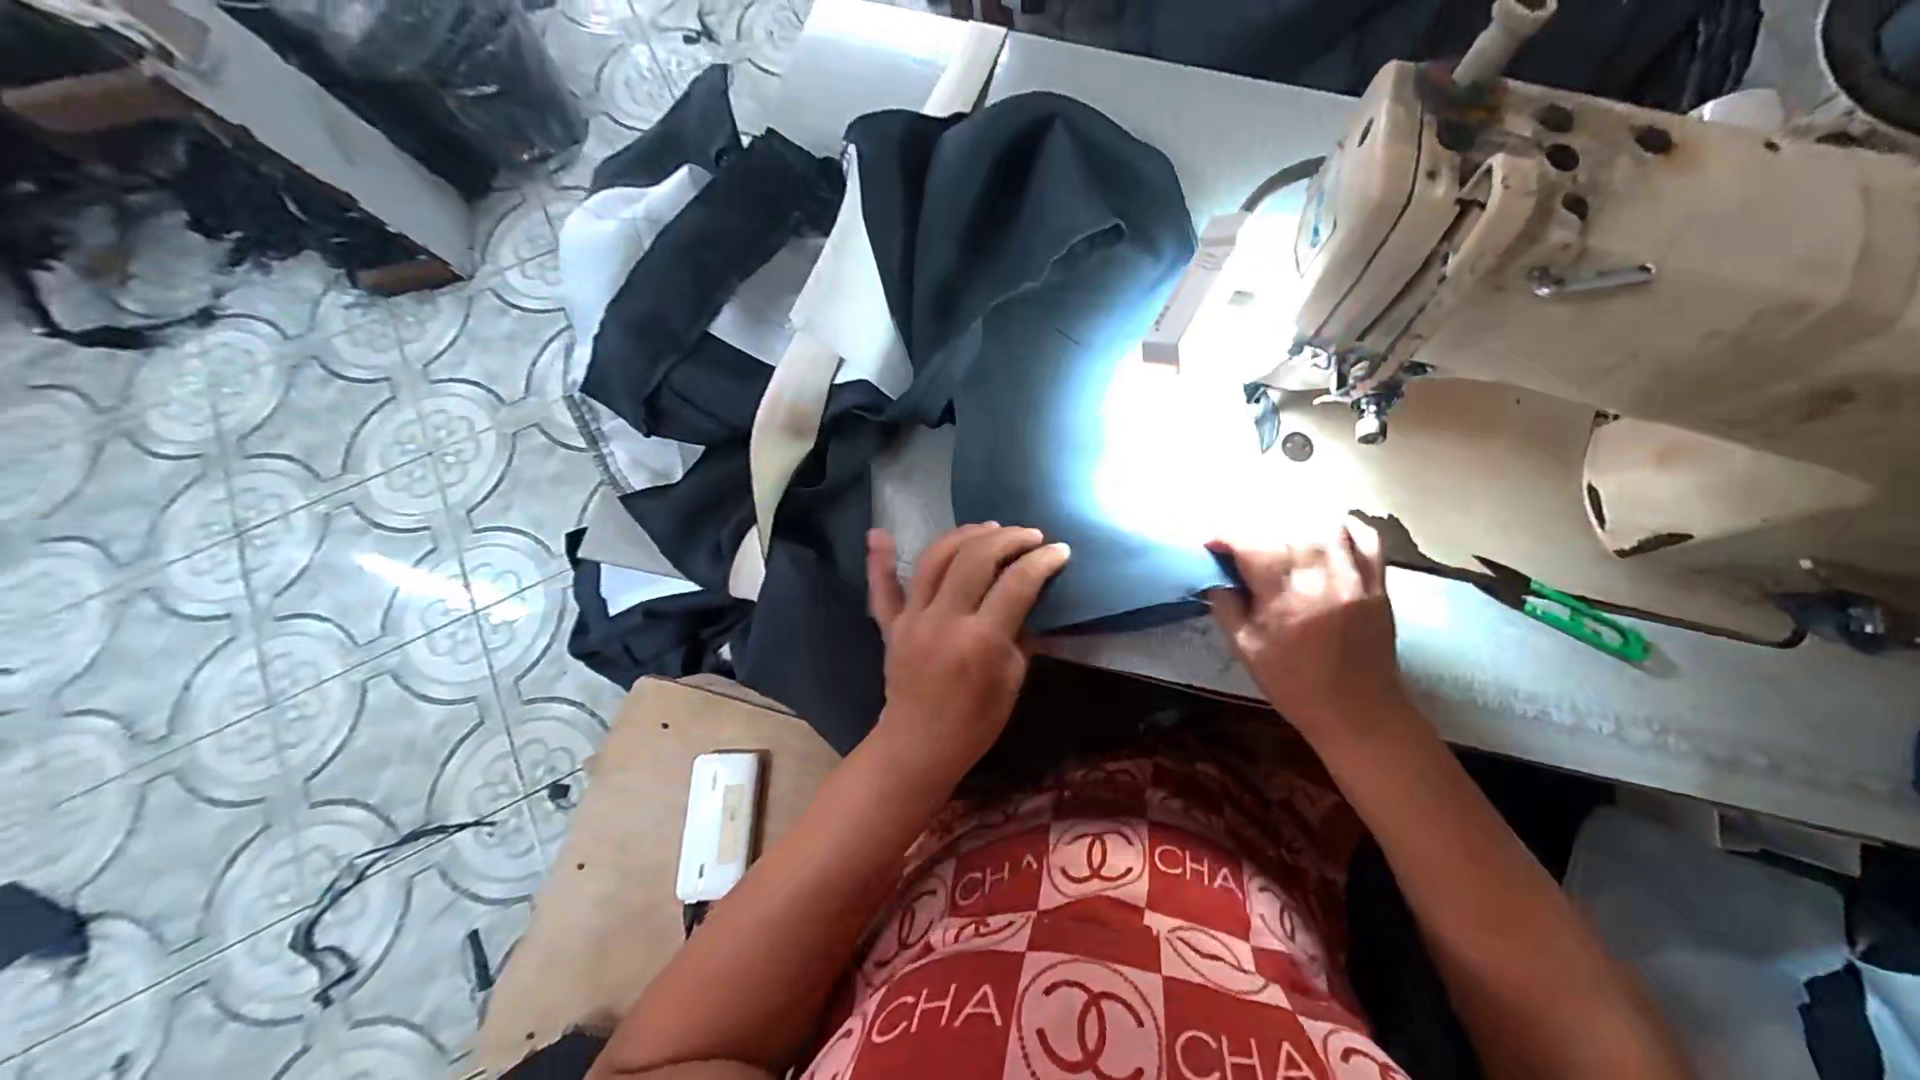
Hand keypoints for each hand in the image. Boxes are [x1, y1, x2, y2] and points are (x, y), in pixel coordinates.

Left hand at [865, 524, 1070, 780]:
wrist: (919, 746)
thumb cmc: (975, 723)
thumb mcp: (1012, 681)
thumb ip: (1019, 634)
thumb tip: (1026, 597)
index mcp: (981, 640)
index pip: (1017, 583)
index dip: (1042, 561)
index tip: (1059, 550)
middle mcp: (944, 620)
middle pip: (975, 558)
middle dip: (1008, 538)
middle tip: (1029, 535)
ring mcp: (912, 619)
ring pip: (934, 558)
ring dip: (964, 535)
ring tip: (989, 529)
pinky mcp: (890, 625)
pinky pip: (881, 589)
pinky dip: (879, 560)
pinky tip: (879, 533)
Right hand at [1207, 518, 1414, 742]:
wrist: (1358, 711)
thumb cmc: (1294, 684)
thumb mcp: (1246, 650)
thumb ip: (1226, 607)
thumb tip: (1214, 576)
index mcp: (1285, 600)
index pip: (1253, 544)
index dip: (1226, 535)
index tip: (1211, 543)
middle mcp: (1322, 580)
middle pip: (1286, 526)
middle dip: (1254, 526)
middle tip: (1238, 539)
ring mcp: (1355, 577)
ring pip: (1325, 523)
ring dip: (1294, 519)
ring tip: (1276, 532)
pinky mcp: (1378, 582)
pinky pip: (1365, 537)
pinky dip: (1341, 524)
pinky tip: (1322, 528)